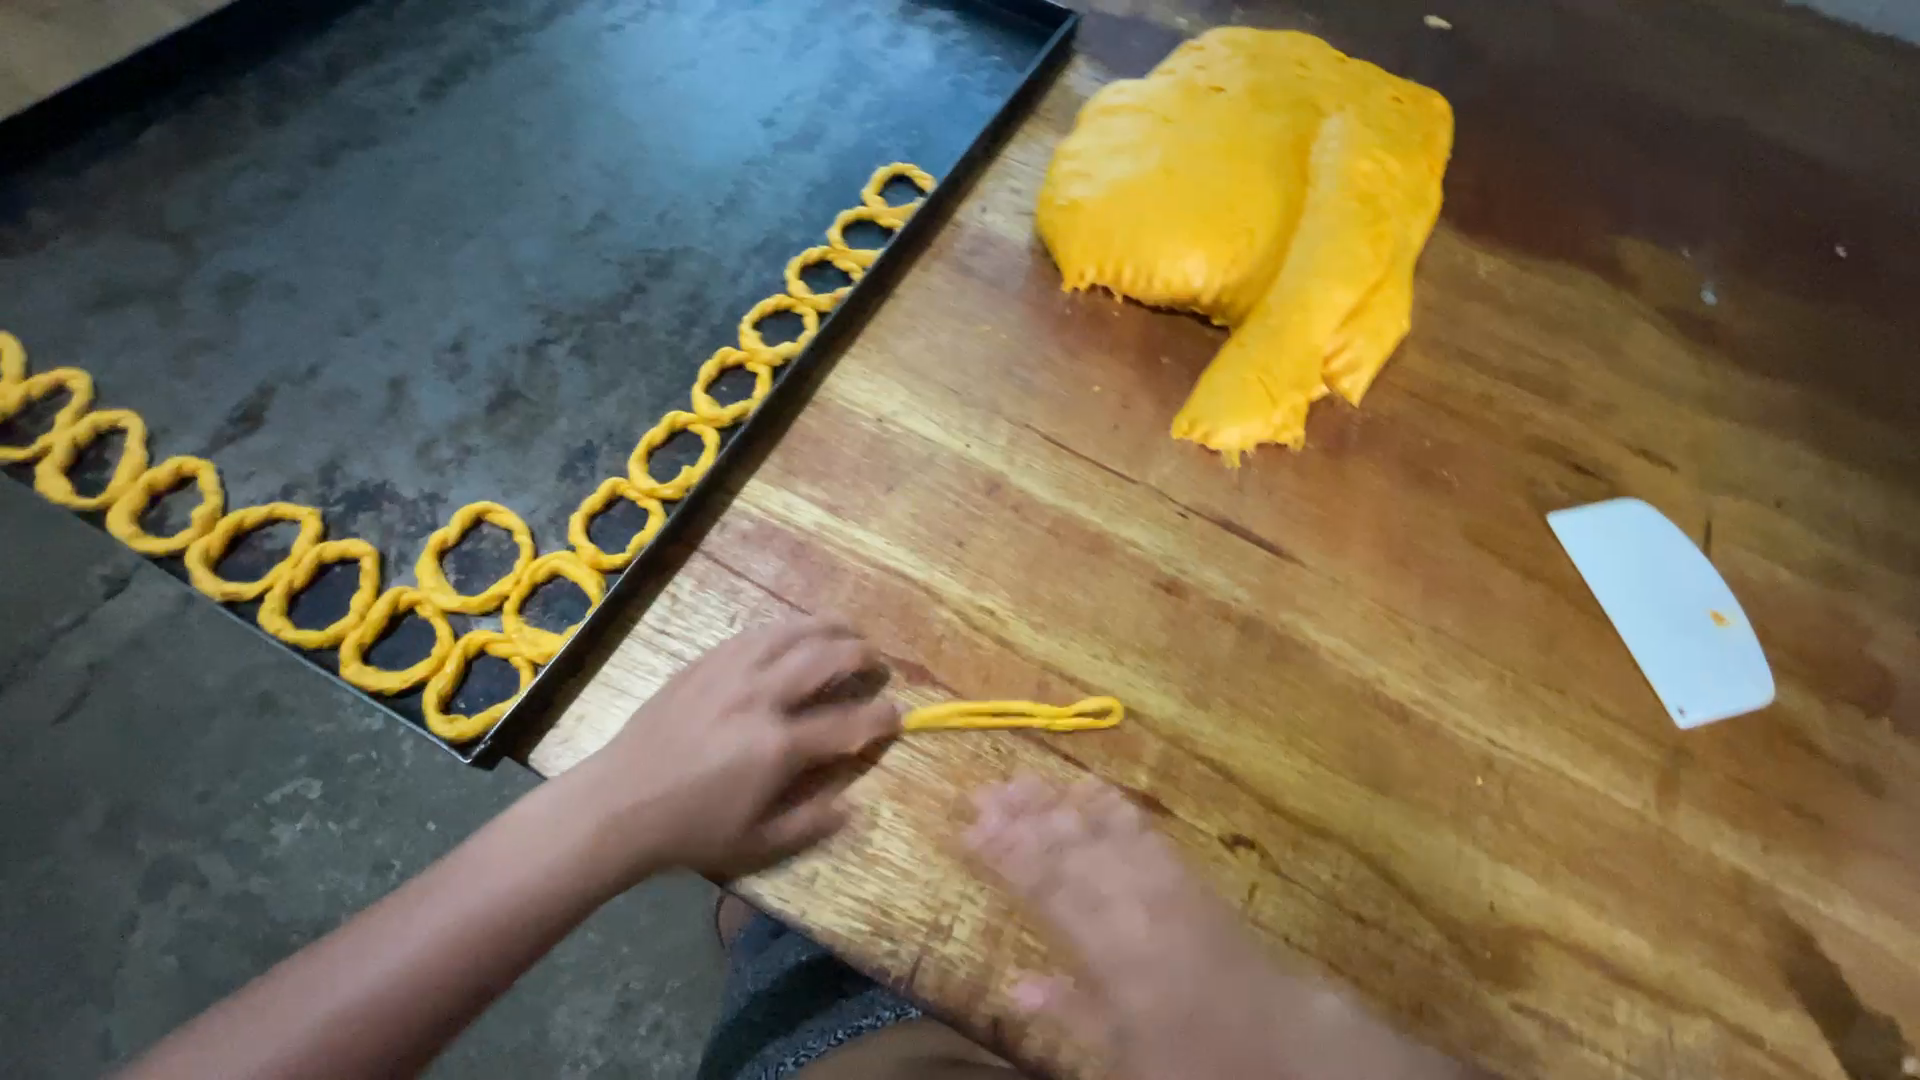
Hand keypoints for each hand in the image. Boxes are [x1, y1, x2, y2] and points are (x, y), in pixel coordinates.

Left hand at [560, 616, 900, 883]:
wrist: (617, 805)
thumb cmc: (690, 830)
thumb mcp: (757, 844)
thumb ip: (812, 823)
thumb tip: (856, 803)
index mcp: (777, 745)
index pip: (850, 721)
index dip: (883, 717)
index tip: (898, 715)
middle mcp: (760, 697)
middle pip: (828, 658)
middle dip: (863, 656)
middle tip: (877, 663)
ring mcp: (730, 671)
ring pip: (793, 632)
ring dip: (830, 628)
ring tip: (849, 632)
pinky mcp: (706, 661)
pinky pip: (757, 632)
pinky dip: (788, 629)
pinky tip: (796, 634)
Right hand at [967, 777, 1477, 1079]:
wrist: (1286, 1046)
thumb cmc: (1197, 1060)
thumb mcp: (1126, 1057)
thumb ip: (1071, 1011)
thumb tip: (1017, 985)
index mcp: (1113, 952)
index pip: (1047, 889)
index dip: (1006, 854)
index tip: (970, 826)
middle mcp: (1136, 906)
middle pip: (1071, 850)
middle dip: (1024, 818)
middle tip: (984, 790)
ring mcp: (1166, 885)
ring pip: (1102, 832)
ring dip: (1059, 804)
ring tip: (1023, 780)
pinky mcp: (1190, 878)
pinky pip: (1144, 833)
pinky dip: (1113, 809)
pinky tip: (1092, 791)